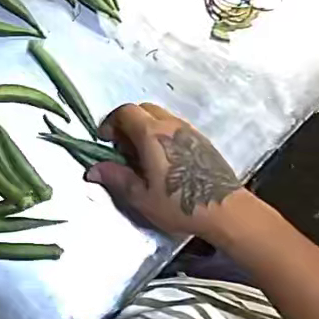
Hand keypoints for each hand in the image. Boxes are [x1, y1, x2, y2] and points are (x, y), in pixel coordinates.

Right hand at [85, 103, 255, 240]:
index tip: (105, 140)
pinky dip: (163, 135)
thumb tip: (93, 170)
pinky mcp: (202, 140)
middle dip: (128, 123)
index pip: (125, 112)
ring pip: (161, 117)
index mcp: (152, 134)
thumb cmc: (180, 204)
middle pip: (143, 109)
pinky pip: (176, 127)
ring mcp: (189, 131)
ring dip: (146, 129)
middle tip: (122, 148)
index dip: (110, 123)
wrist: (224, 209)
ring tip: (142, 156)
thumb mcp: (140, 196)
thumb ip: (116, 177)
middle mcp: (171, 125)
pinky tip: (164, 160)